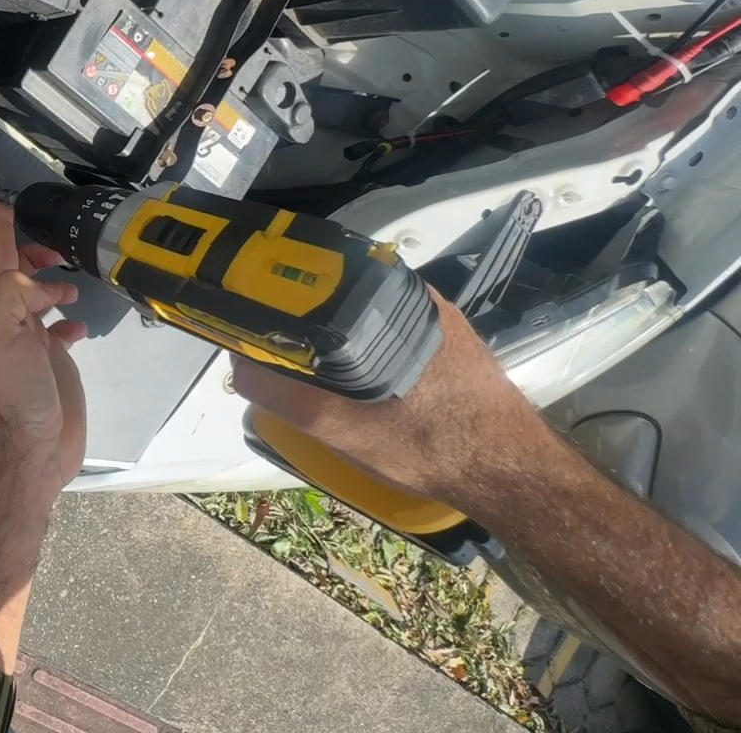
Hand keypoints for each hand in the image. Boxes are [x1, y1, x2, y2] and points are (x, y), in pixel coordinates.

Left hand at [0, 201, 88, 495]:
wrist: (27, 448)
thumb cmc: (13, 390)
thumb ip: (10, 292)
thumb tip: (32, 274)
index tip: (4, 202)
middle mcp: (8, 320)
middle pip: (15, 273)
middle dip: (29, 252)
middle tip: (54, 246)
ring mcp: (29, 341)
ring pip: (36, 298)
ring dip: (50, 281)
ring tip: (69, 278)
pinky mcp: (49, 362)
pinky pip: (57, 331)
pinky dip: (68, 319)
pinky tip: (78, 323)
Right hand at [231, 287, 545, 503]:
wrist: (516, 480)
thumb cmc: (431, 445)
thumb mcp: (339, 427)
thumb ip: (282, 393)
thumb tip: (238, 367)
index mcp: (393, 305)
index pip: (318, 275)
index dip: (279, 288)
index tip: (252, 309)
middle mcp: (418, 301)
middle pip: (336, 291)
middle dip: (300, 311)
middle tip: (274, 341)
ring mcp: (438, 321)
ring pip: (362, 311)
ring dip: (332, 330)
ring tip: (306, 359)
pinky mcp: (450, 342)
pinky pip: (386, 329)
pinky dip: (360, 343)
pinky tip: (351, 373)